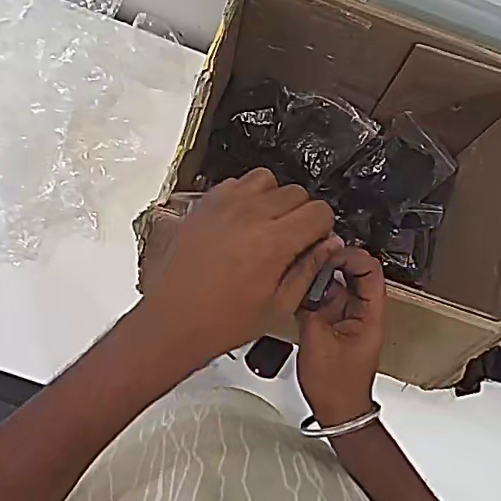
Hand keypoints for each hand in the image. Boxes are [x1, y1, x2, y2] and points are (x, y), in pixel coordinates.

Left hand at [137, 168, 338, 365]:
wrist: (173, 321)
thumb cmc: (218, 321)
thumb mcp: (279, 306)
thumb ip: (309, 270)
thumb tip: (327, 248)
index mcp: (272, 243)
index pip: (319, 211)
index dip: (323, 227)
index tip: (316, 240)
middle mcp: (248, 217)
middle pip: (297, 192)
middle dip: (302, 213)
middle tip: (294, 238)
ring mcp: (223, 207)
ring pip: (266, 179)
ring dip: (274, 199)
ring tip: (268, 225)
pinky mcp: (203, 207)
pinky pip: (235, 184)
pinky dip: (245, 196)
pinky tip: (243, 221)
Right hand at [297, 246, 385, 425]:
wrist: (339, 411)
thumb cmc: (336, 387)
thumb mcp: (316, 341)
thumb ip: (312, 306)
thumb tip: (306, 281)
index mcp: (371, 315)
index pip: (370, 270)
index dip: (350, 255)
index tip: (329, 252)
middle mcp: (366, 313)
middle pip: (357, 272)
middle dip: (335, 260)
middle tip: (313, 256)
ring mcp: (353, 318)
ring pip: (342, 285)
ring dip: (324, 276)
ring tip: (304, 272)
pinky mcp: (339, 325)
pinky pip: (330, 299)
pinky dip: (317, 293)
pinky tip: (301, 292)